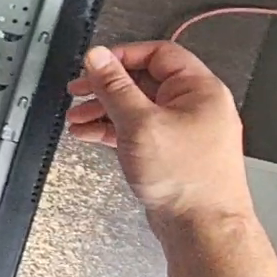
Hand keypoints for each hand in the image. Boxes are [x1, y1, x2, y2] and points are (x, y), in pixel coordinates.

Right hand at [66, 42, 253, 235]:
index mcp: (198, 90)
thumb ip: (115, 88)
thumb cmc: (186, 178)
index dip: (122, 56)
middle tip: (78, 91)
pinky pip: (133, 129)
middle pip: (142, 81)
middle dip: (105, 87)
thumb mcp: (140, 123)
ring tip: (76, 119)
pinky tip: (89, 134)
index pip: (158, 54)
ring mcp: (178, 128)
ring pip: (134, 106)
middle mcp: (192, 105)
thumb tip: (98, 58)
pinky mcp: (165, 149)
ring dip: (102, 110)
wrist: (200, 223)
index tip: (93, 65)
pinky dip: (109, 129)